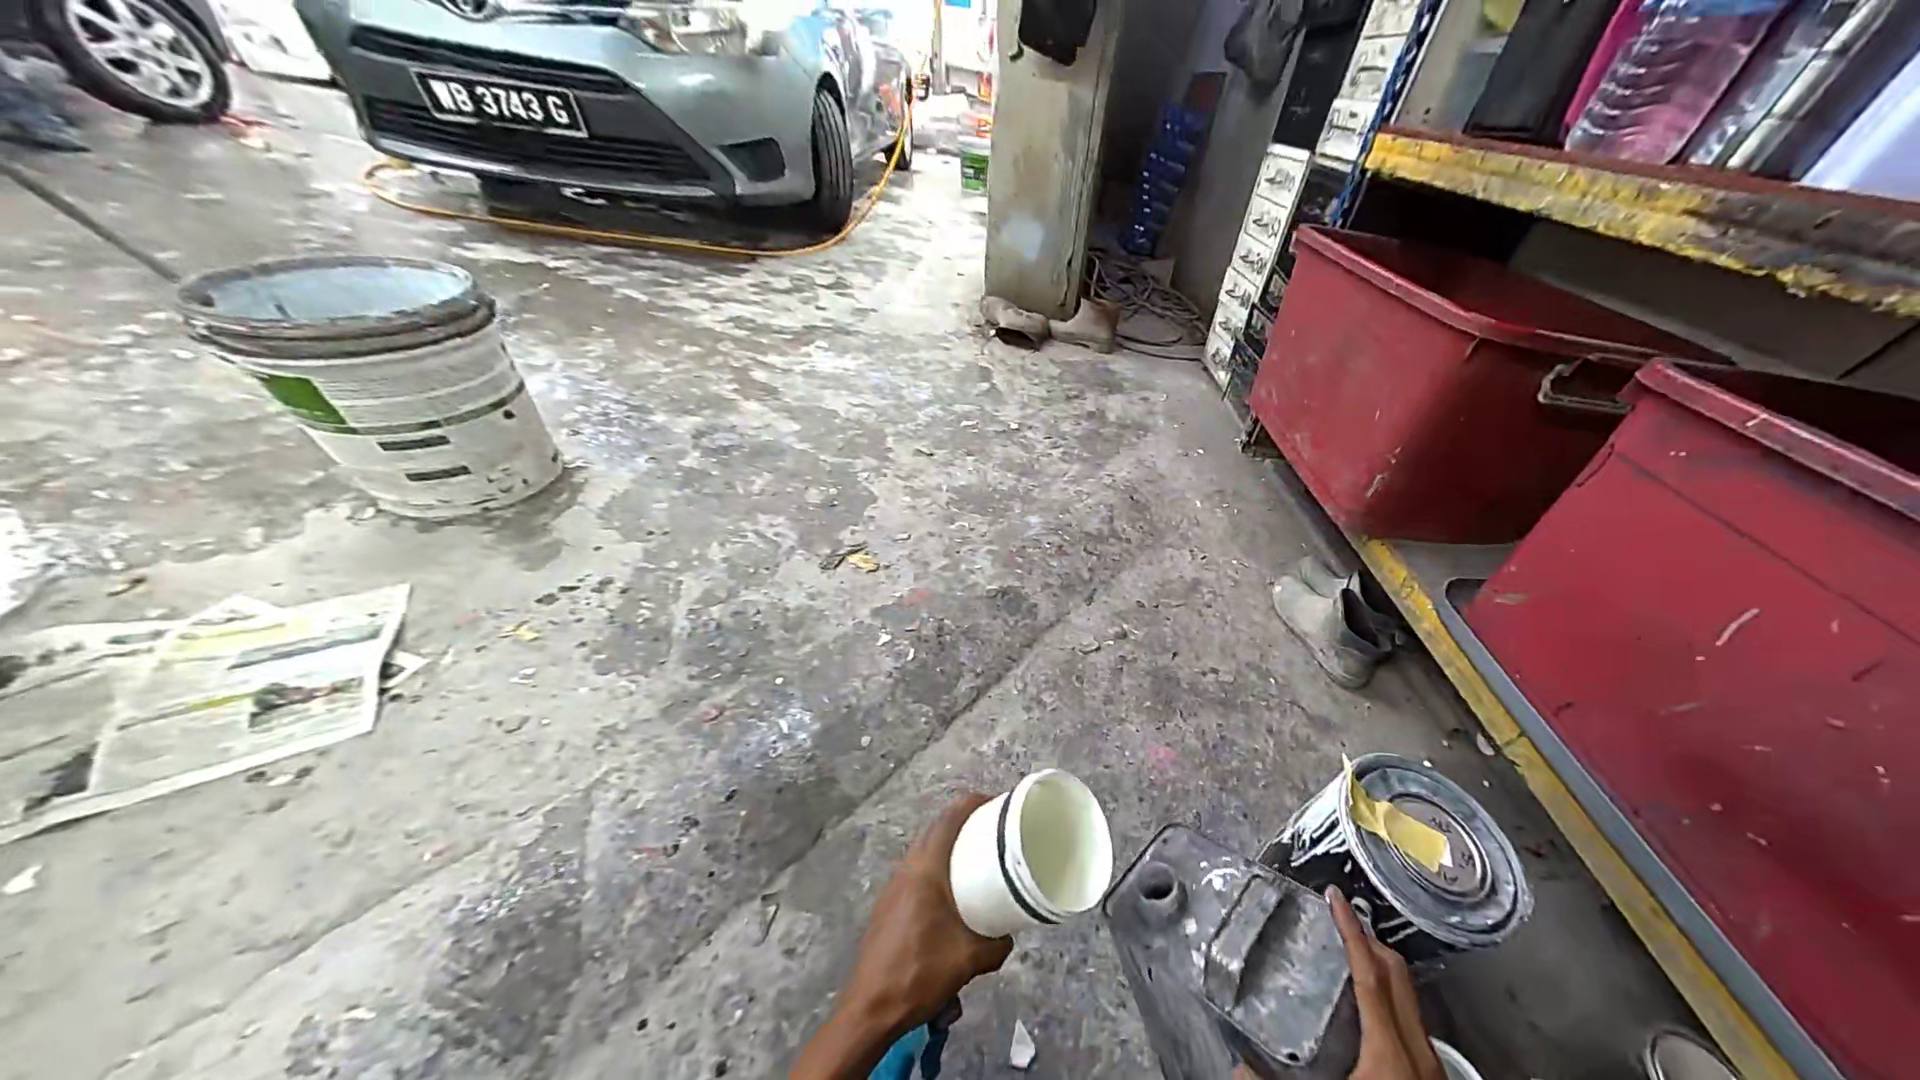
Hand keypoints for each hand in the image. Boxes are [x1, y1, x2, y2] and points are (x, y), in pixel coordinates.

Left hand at [840, 792, 1013, 1030]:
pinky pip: (915, 874)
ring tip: (972, 861)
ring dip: (946, 849)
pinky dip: (934, 872)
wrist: (870, 1008)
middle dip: (962, 825)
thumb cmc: (919, 973)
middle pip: (935, 832)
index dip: (971, 804)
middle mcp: (905, 870)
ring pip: (923, 853)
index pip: (948, 820)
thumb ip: (996, 946)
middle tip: (990, 831)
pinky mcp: (887, 907)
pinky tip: (948, 897)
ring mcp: (892, 888)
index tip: (994, 803)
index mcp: (925, 870)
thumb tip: (1008, 938)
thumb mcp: (968, 961)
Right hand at [1328, 886, 1443, 1079]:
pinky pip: (1411, 1020)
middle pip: (1397, 977)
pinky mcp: (1431, 1079)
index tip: (1333, 897)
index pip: (1369, 975)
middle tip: (1335, 917)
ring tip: (1346, 951)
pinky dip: (1387, 996)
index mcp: (1389, 1052)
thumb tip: (1234, 1067)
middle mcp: (1417, 1053)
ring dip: (1379, 967)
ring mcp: (1431, 1068)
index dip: (1350, 931)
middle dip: (1367, 938)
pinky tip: (1366, 1007)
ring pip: (1410, 998)